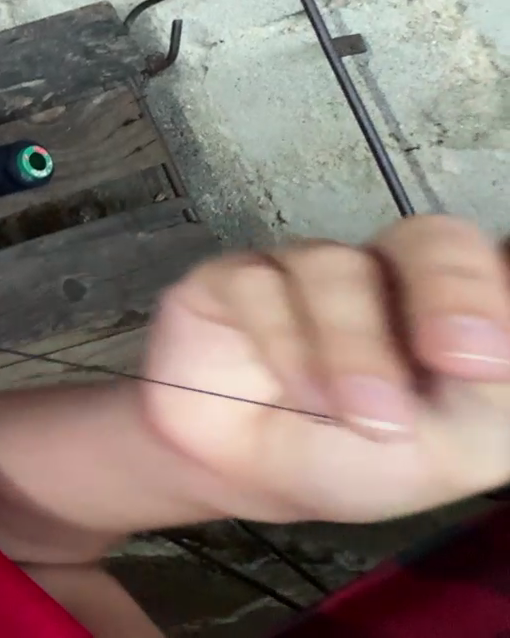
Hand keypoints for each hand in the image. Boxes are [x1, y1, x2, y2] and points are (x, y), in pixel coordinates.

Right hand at [142, 215, 509, 523]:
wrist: (251, 473)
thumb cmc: (367, 457)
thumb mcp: (467, 441)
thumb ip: (502, 387)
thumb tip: (499, 343)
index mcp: (462, 308)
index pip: (503, 260)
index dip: (507, 282)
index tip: (508, 358)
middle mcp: (386, 273)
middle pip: (431, 236)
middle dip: (456, 293)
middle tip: (465, 362)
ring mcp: (301, 268)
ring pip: (334, 264)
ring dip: (356, 346)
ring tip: (366, 418)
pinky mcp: (227, 276)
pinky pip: (255, 284)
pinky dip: (286, 344)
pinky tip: (302, 393)